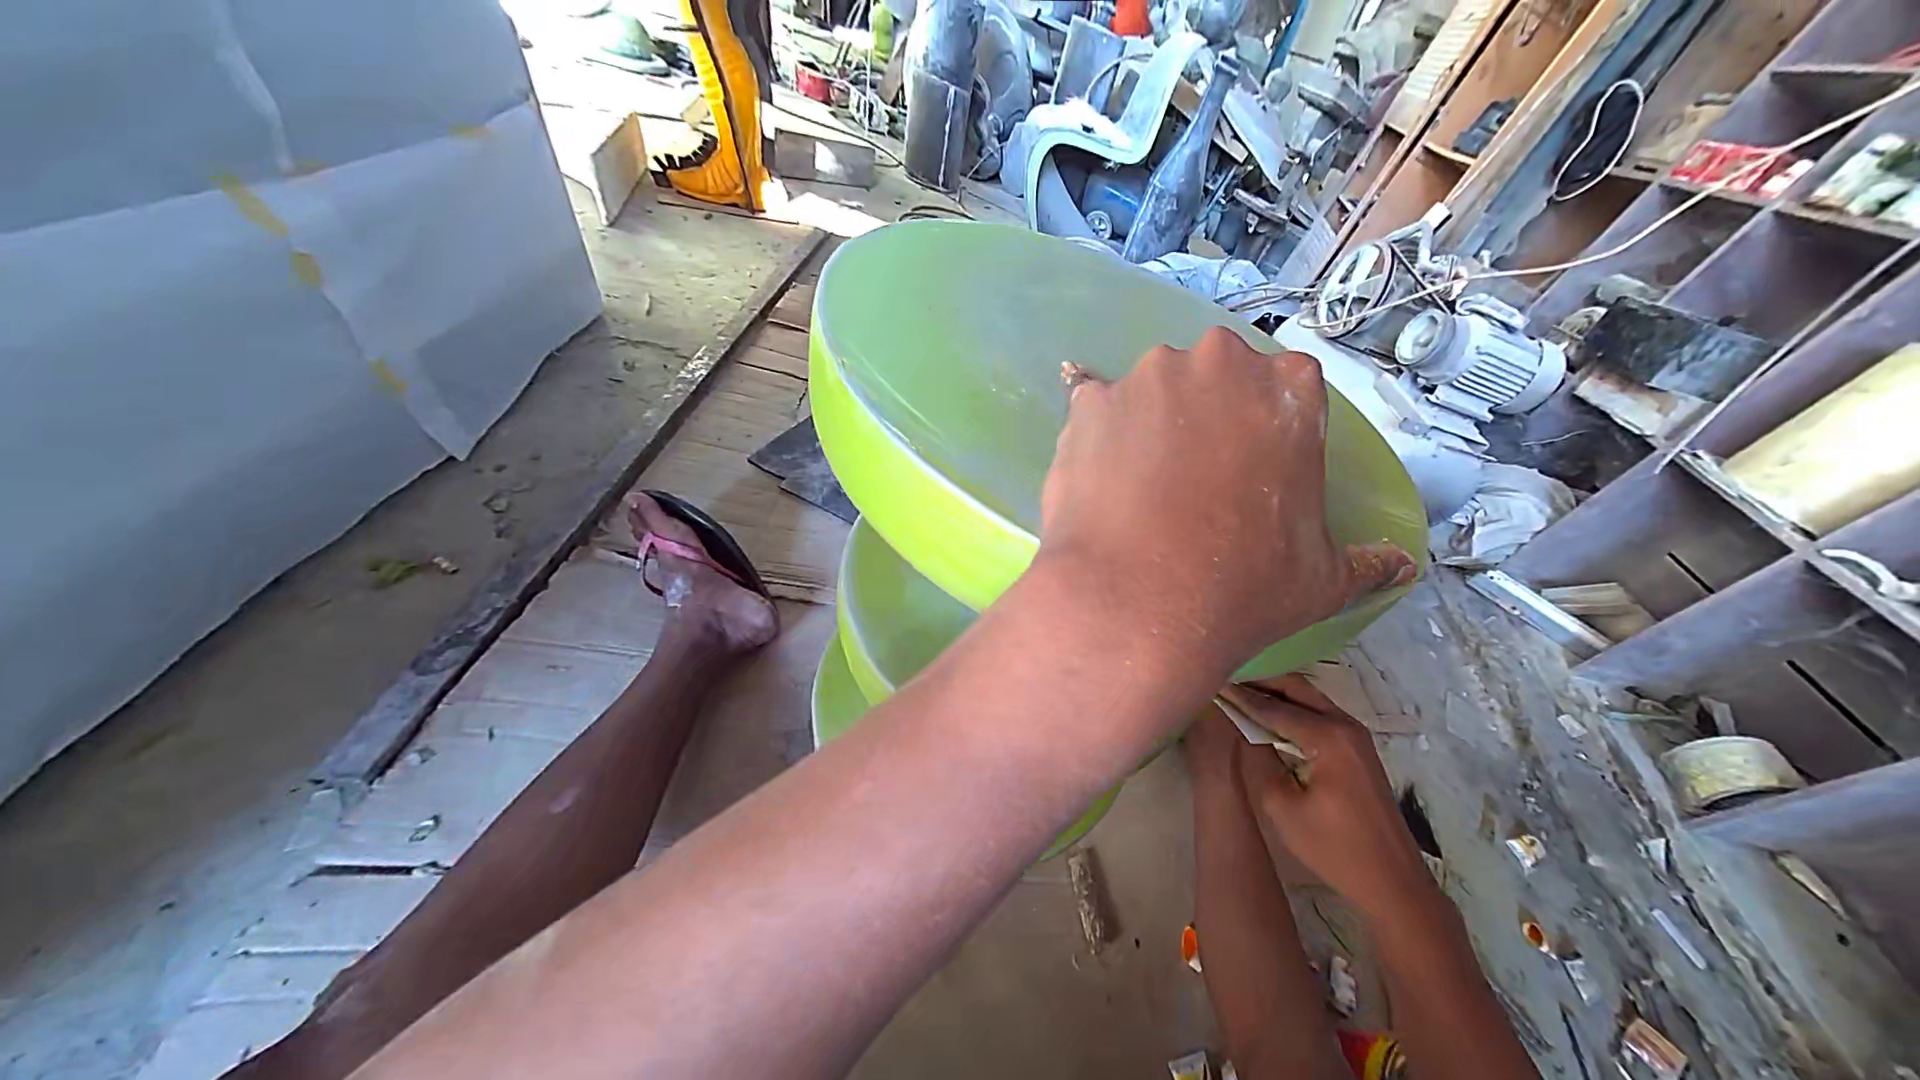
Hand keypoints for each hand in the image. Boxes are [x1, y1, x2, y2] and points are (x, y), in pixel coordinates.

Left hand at [1038, 327, 1414, 681]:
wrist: (1137, 603)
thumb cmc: (1241, 587)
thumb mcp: (1321, 580)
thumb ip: (1363, 561)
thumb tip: (1398, 565)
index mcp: (1289, 389)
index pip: (1282, 386)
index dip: (1261, 426)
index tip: (1246, 464)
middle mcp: (1218, 364)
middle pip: (1214, 376)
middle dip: (1205, 413)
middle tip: (1190, 475)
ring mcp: (1146, 379)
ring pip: (1152, 389)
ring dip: (1149, 422)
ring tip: (1138, 485)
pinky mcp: (1089, 405)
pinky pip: (1093, 407)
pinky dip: (1097, 431)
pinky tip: (1095, 469)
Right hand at [1222, 675, 1433, 920]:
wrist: (1391, 881)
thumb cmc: (1332, 847)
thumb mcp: (1281, 805)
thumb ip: (1257, 759)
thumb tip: (1241, 729)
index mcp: (1328, 737)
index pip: (1272, 706)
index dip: (1238, 696)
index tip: (1210, 683)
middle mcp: (1345, 725)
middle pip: (1295, 688)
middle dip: (1259, 681)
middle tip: (1224, 679)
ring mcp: (1356, 735)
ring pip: (1308, 697)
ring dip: (1275, 692)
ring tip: (1239, 693)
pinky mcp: (1357, 748)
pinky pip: (1318, 713)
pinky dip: (1292, 707)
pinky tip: (1268, 716)